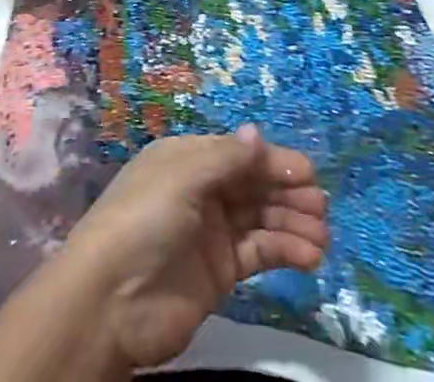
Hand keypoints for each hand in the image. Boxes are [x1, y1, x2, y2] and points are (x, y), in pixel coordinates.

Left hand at [64, 125, 329, 368]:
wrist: (110, 300)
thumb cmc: (143, 221)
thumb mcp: (181, 177)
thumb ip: (225, 157)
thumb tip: (257, 132)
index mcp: (184, 160)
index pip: (236, 154)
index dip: (271, 160)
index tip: (308, 174)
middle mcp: (198, 191)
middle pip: (251, 185)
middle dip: (287, 192)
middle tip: (320, 208)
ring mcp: (210, 232)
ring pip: (260, 219)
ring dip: (293, 223)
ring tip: (322, 236)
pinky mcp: (219, 271)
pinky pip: (259, 252)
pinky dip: (286, 251)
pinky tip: (310, 256)